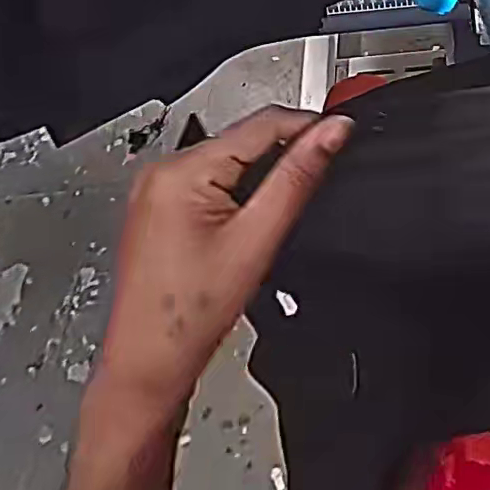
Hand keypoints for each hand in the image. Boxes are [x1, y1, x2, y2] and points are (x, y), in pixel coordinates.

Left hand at [90, 106, 352, 421]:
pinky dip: (244, 185)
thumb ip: (299, 175)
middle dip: (288, 150)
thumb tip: (331, 132)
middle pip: (248, 136)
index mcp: (182, 171)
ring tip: (284, 203)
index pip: (263, 123)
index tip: (340, 135)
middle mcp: (163, 171)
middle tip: (320, 173)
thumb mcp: (258, 237)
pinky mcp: (162, 201)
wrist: (148, 366)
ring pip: (235, 155)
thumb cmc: (188, 316)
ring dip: (267, 168)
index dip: (310, 126)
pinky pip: (216, 174)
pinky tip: (253, 215)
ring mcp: (158, 186)